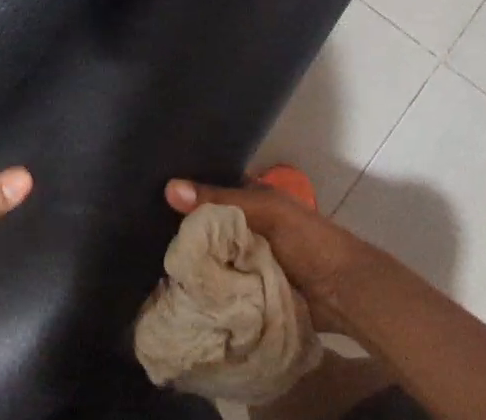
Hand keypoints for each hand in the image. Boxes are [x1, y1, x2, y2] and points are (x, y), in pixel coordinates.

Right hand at [165, 177, 376, 334]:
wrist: (342, 293)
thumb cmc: (308, 240)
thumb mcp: (265, 211)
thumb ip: (221, 200)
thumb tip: (169, 187)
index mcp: (250, 203)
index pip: (208, 198)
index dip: (182, 202)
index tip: (148, 207)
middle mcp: (245, 232)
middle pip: (206, 234)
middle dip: (182, 241)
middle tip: (142, 248)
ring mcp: (246, 265)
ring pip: (210, 264)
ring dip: (192, 271)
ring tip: (150, 275)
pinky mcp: (248, 295)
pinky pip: (220, 291)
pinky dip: (205, 294)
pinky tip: (177, 298)